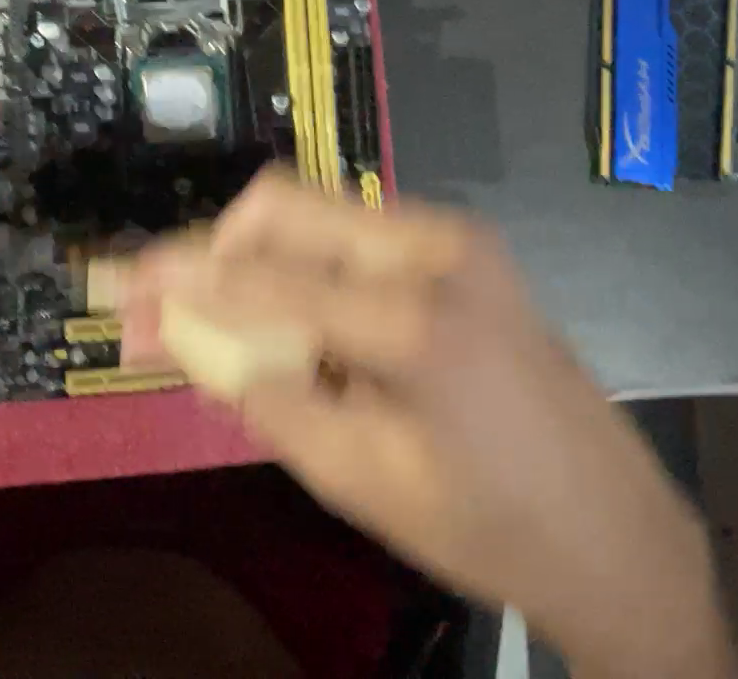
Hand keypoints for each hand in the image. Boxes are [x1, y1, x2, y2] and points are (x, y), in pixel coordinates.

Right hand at [119, 173, 726, 671]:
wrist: (614, 531)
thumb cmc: (488, 525)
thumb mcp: (357, 479)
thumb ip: (267, 393)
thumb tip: (194, 335)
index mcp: (413, 316)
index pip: (264, 275)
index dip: (181, 279)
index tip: (123, 285)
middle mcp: (437, 248)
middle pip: (286, 207)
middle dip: (215, 251)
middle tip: (169, 306)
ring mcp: (459, 241)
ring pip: (319, 216)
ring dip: (259, 261)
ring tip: (224, 325)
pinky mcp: (466, 252)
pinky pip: (357, 239)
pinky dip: (307, 270)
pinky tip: (291, 325)